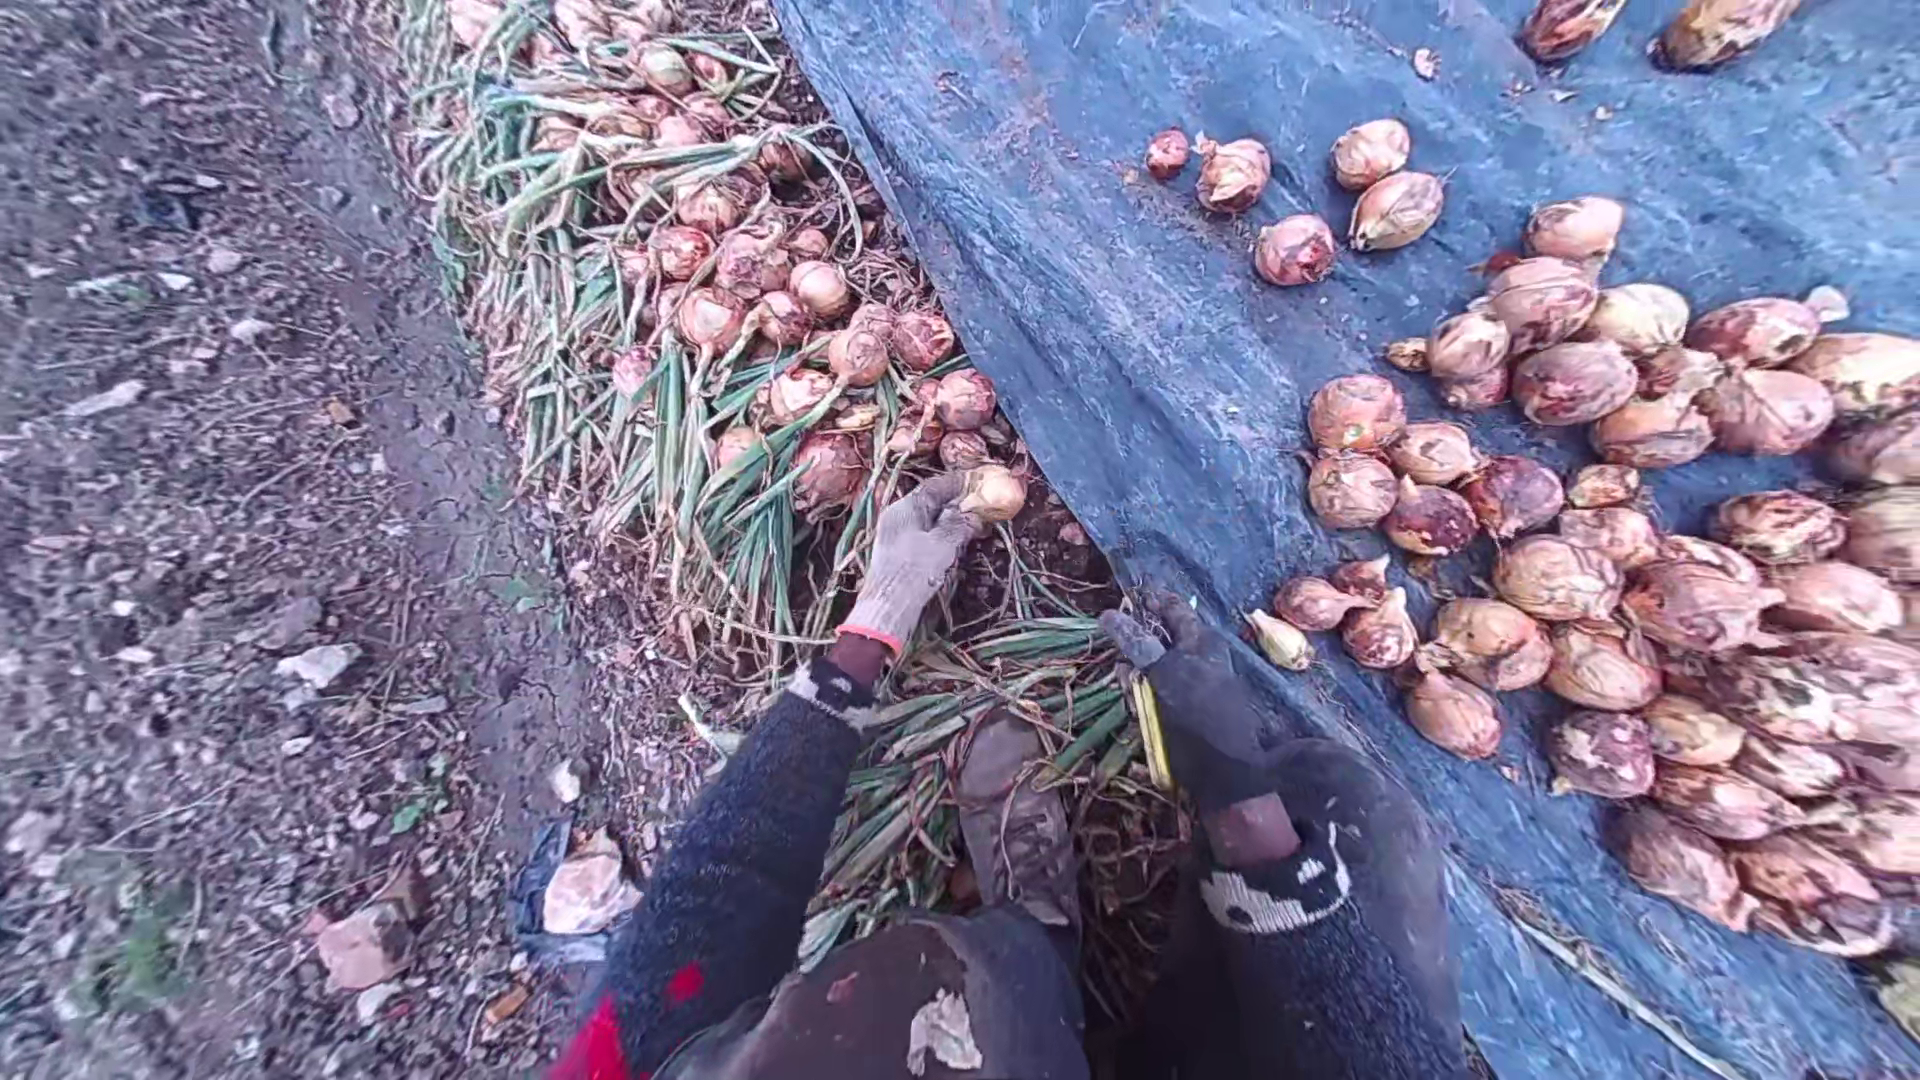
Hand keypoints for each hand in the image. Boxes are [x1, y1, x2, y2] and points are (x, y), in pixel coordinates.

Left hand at [840, 473, 978, 655]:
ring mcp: (896, 535)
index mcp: (905, 508)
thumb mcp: (942, 544)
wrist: (889, 606)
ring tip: (973, 526)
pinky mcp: (899, 553)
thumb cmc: (913, 570)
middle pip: (931, 503)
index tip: (978, 484)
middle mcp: (898, 517)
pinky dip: (942, 536)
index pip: (934, 487)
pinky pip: (924, 536)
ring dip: (951, 522)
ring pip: (928, 521)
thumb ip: (959, 524)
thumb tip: (974, 513)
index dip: (957, 484)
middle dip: (956, 505)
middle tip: (980, 507)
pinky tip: (955, 544)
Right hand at [1100, 590, 1271, 810]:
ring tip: (1131, 688)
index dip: (1147, 600)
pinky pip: (1159, 689)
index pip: (1172, 606)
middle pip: (1160, 636)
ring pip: (1155, 664)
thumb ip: (1137, 643)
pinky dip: (1145, 693)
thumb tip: (1109, 614)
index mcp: (1201, 641)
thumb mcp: (1165, 673)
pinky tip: (1140, 706)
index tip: (1119, 602)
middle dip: (1136, 642)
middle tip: (1118, 651)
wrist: (1226, 771)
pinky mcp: (1188, 704)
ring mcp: (1195, 680)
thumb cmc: (1199, 715)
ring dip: (1137, 673)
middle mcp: (1201, 655)